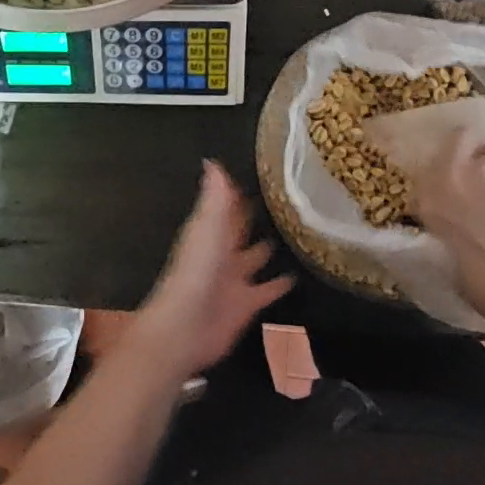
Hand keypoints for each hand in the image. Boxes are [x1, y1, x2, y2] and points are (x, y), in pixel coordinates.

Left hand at [132, 162, 294, 378]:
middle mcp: (221, 252)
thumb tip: (211, 160)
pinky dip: (281, 284)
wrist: (188, 324)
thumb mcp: (207, 225)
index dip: (237, 194)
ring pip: (255, 258)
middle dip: (252, 219)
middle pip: (240, 231)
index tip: (259, 177)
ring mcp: (234, 278)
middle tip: (280, 204)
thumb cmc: (196, 270)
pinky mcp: (247, 303)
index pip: (226, 207)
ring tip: (294, 235)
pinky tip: (297, 276)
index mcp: (210, 231)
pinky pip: (267, 290)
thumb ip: (215, 196)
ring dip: (267, 249)